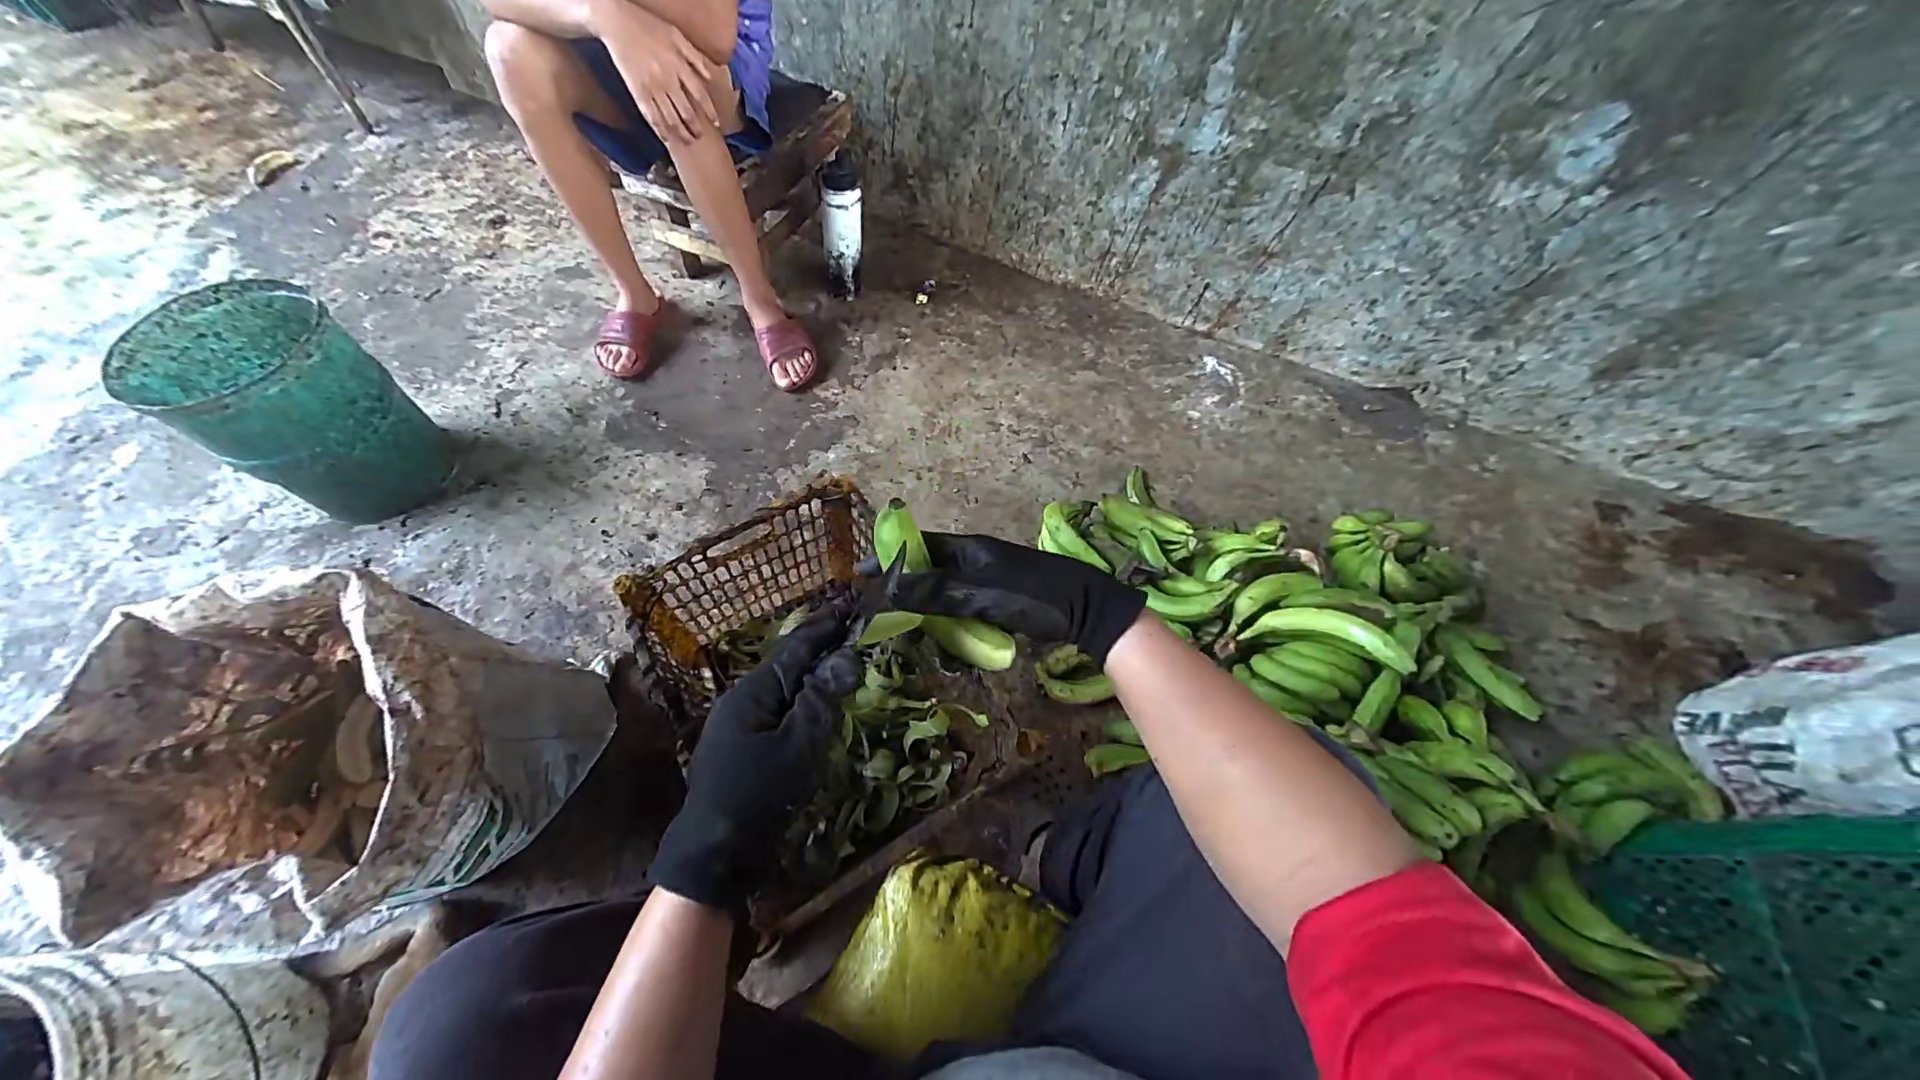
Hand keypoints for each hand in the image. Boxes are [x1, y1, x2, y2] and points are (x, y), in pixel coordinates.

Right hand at [596, 5, 721, 144]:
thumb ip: (695, 56)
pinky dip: (660, 129)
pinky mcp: (637, 91)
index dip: (710, 111)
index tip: (716, 123)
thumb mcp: (676, 35)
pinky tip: (666, 138)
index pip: (700, 95)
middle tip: (700, 137)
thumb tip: (710, 77)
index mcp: (679, 66)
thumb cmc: (647, 25)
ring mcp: (652, 87)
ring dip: (681, 134)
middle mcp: (668, 80)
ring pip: (671, 119)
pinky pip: (651, 116)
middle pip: (687, 112)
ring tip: (688, 142)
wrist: (615, 21)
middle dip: (696, 128)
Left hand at [649, 610, 860, 909]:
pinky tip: (813, 699)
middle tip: (849, 626)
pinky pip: (776, 707)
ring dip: (810, 669)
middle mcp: (741, 699)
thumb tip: (847, 655)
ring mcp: (737, 722)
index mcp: (753, 692)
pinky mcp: (740, 743)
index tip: (850, 606)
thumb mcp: (798, 746)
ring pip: (781, 685)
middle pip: (787, 663)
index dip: (825, 627)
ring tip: (838, 655)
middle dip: (818, 644)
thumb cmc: (758, 795)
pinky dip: (800, 695)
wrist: (713, 853)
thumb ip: (822, 698)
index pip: (796, 648)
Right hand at [869, 533, 1146, 665]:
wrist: (1088, 609)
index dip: (889, 558)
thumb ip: (935, 591)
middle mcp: (974, 560)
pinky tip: (950, 646)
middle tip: (888, 618)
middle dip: (907, 594)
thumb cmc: (1035, 596)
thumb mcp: (980, 594)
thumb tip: (888, 586)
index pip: (918, 546)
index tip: (862, 574)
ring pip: (945, 595)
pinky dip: (953, 625)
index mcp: (968, 549)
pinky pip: (964, 610)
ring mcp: (987, 581)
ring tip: (919, 637)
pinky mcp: (998, 601)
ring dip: (930, 615)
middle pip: (928, 572)